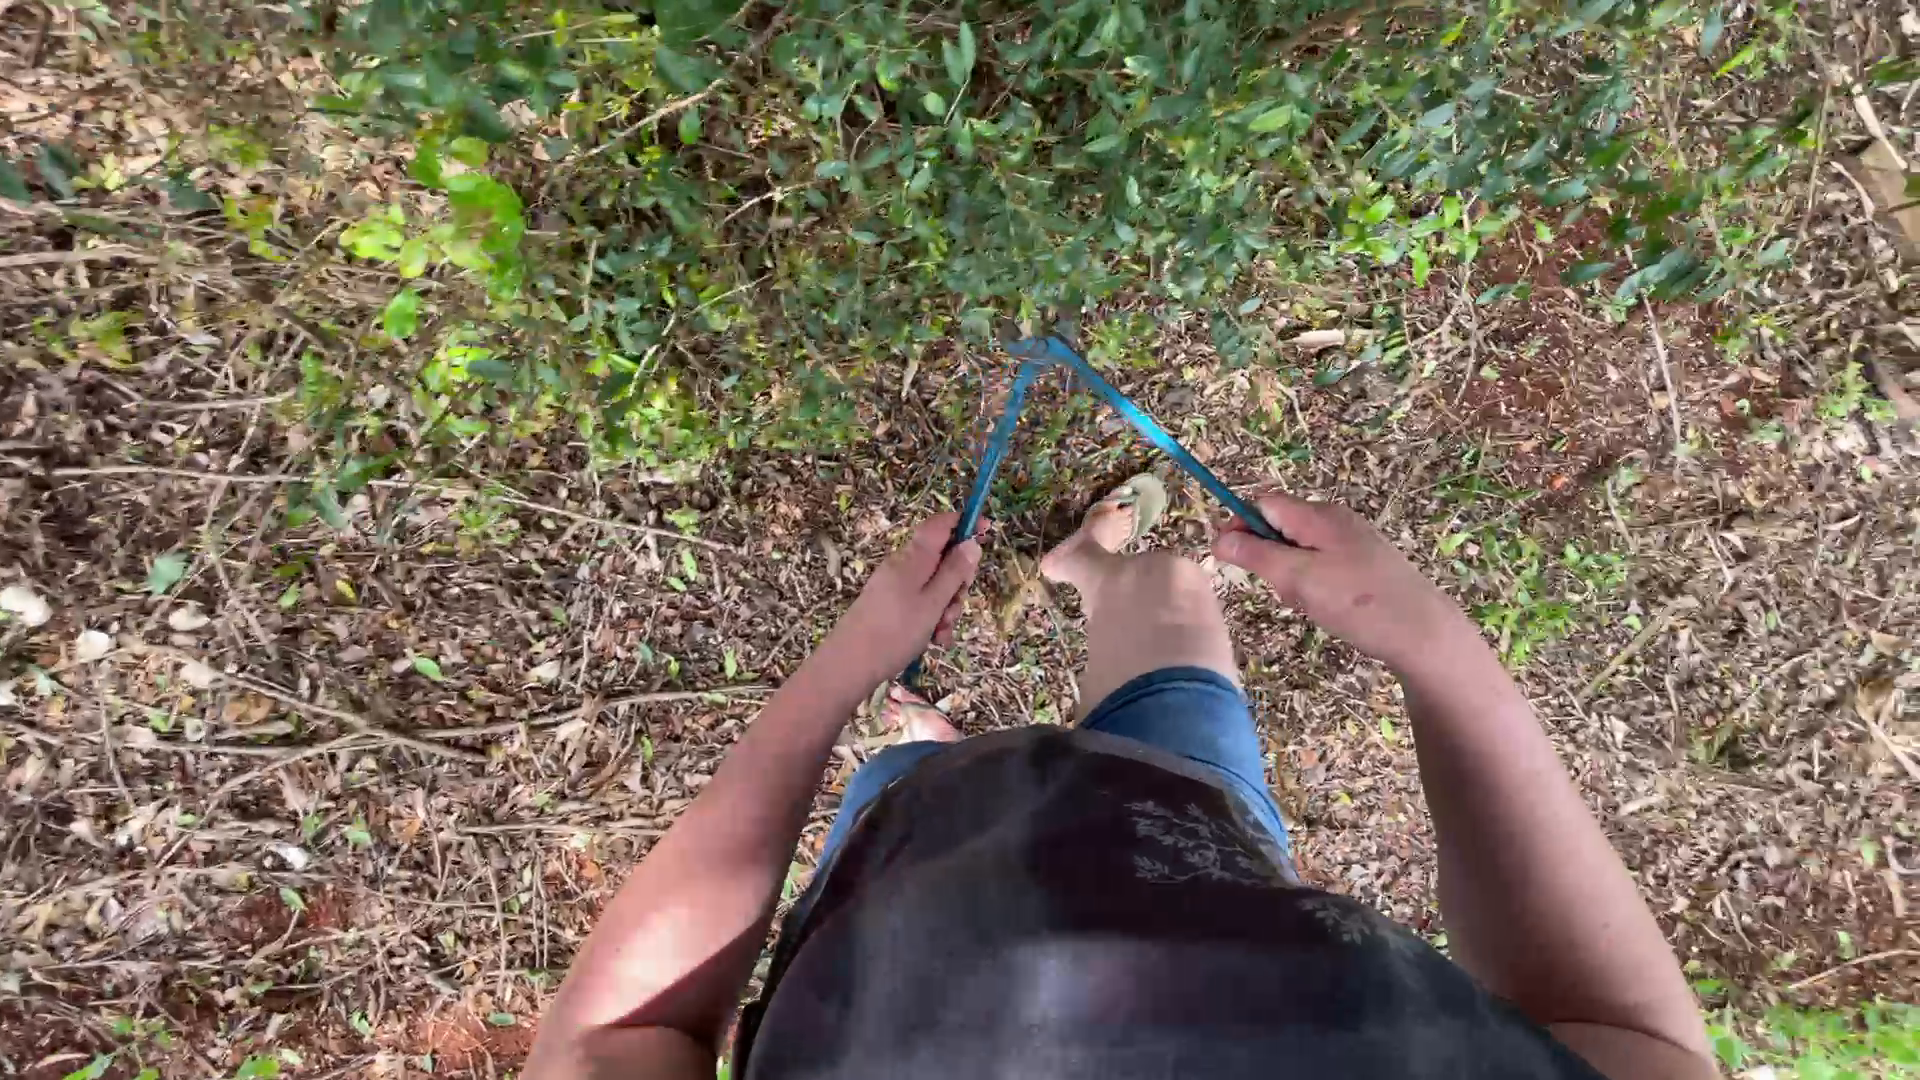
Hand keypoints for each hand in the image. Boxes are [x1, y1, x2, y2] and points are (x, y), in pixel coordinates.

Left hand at [820, 513, 983, 683]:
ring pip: (934, 585)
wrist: (848, 665)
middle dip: (958, 582)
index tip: (988, 531)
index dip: (965, 523)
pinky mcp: (891, 604)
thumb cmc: (895, 632)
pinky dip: (931, 617)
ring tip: (941, 632)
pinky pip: (921, 602)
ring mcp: (895, 585)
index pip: (941, 524)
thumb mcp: (933, 603)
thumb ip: (954, 572)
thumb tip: (972, 541)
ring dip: (946, 606)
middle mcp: (903, 565)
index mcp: (913, 558)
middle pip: (942, 558)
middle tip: (955, 606)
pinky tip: (934, 639)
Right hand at [1213, 492, 1475, 675]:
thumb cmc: (1357, 602)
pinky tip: (1323, 607)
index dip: (1240, 526)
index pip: (1263, 504)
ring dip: (1288, 575)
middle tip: (1277, 587)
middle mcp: (1334, 521)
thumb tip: (1221, 538)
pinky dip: (1310, 584)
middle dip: (1266, 556)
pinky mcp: (1362, 564)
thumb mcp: (1297, 578)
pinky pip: (1319, 565)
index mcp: (1318, 516)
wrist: (1424, 634)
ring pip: (1298, 550)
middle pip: (1279, 526)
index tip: (1229, 557)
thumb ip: (1256, 555)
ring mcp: (1351, 542)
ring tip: (1305, 602)